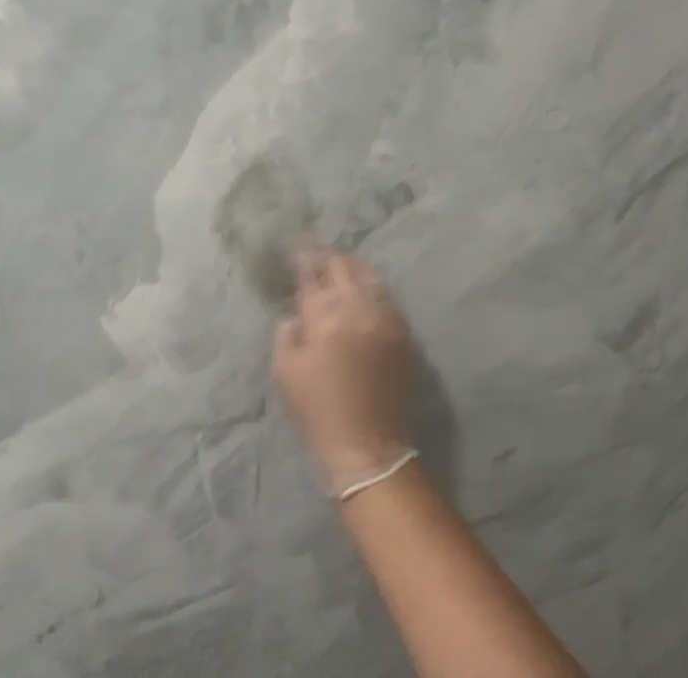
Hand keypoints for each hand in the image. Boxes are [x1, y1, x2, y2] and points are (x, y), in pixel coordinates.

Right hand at [272, 243, 415, 493]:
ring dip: (353, 266)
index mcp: (324, 316)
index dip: (303, 256)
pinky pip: (388, 298)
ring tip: (341, 262)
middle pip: (343, 269)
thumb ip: (287, 331)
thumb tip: (298, 312)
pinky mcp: (403, 335)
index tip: (296, 243)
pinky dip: (373, 286)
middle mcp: (357, 309)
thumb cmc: (317, 409)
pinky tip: (365, 286)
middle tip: (315, 251)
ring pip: (370, 278)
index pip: (311, 274)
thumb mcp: (284, 370)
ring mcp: (385, 320)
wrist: (367, 444)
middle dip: (328, 257)